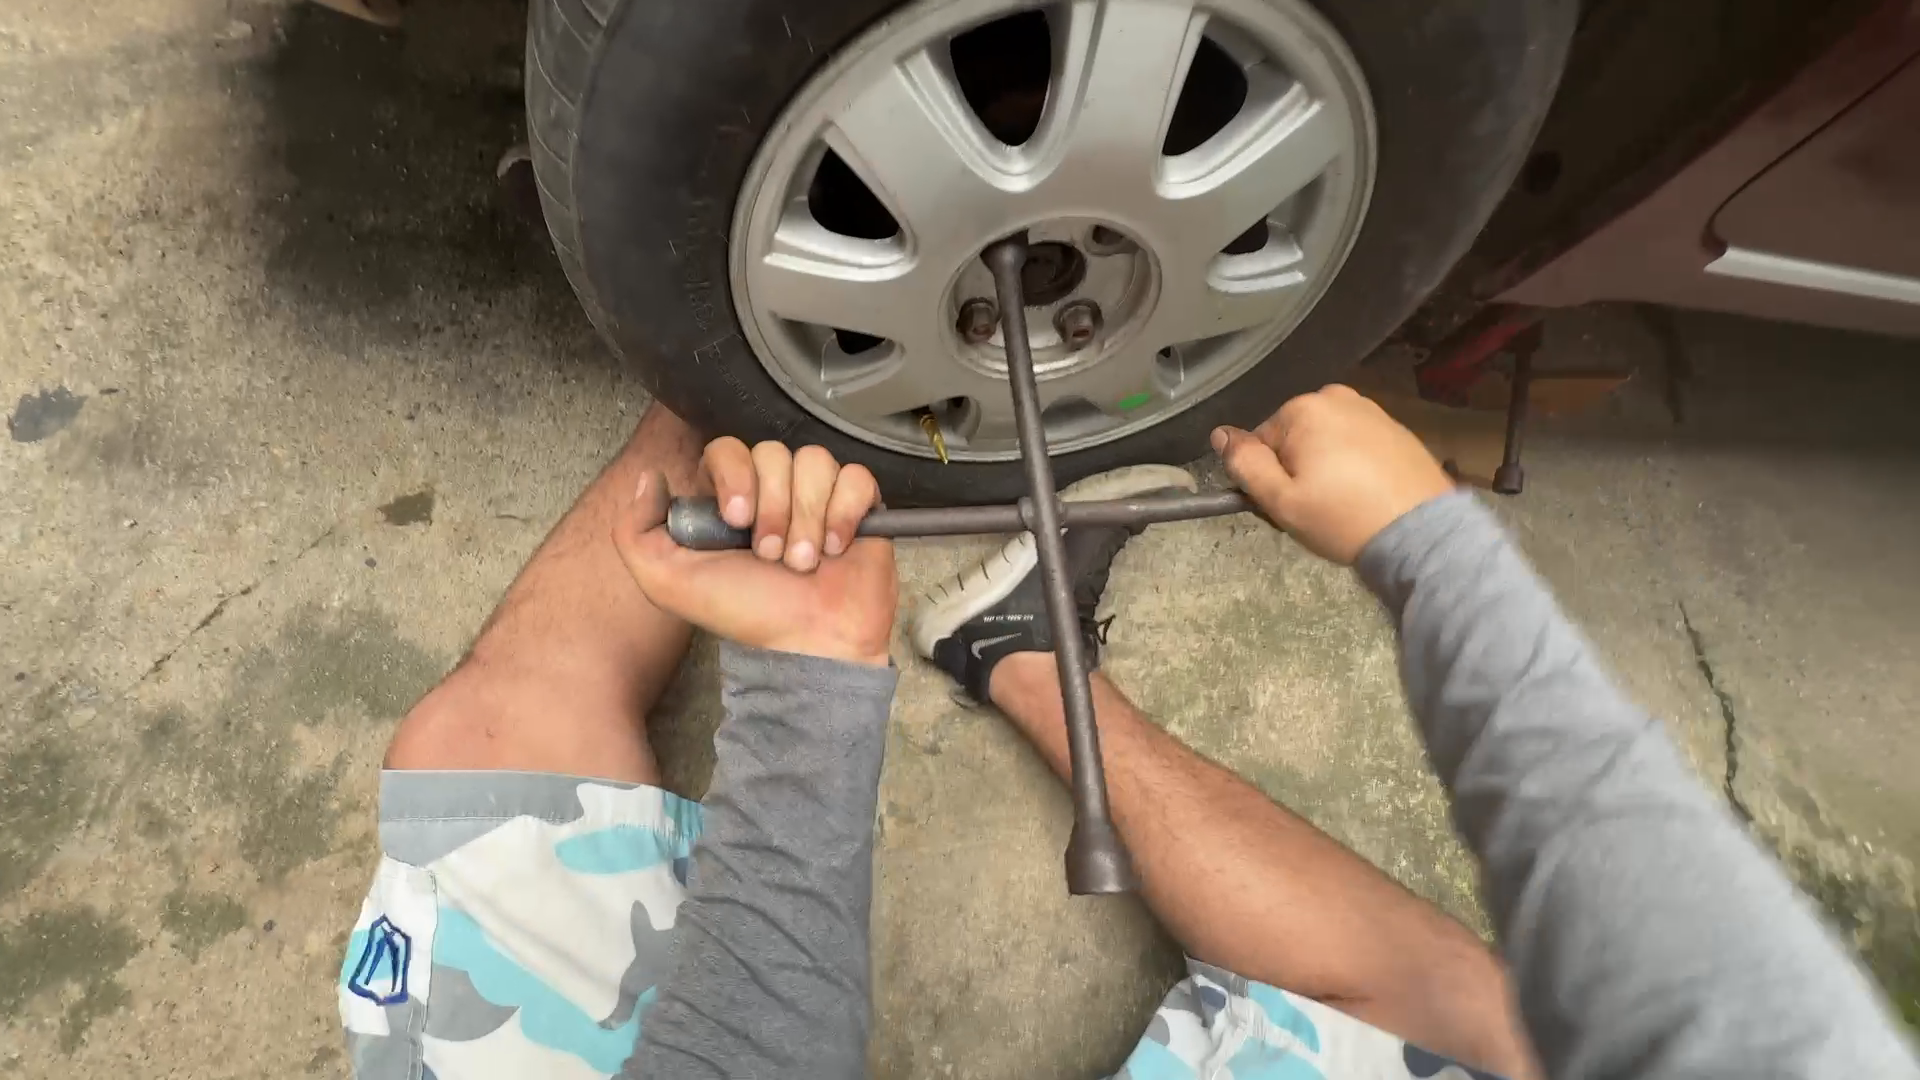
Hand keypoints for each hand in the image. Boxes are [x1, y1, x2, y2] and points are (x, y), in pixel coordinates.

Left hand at [613, 438, 896, 665]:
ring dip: (808, 516)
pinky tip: (837, 548)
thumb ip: (636, 530)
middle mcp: (776, 490)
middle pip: (774, 453)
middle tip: (772, 556)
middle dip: (775, 507)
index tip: (738, 520)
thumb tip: (650, 477)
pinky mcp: (860, 506)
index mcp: (732, 498)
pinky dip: (845, 512)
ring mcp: (820, 495)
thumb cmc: (746, 614)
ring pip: (816, 462)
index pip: (728, 450)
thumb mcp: (668, 583)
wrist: (809, 644)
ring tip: (805, 562)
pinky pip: (857, 478)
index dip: (735, 476)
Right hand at [1212, 385, 1454, 564]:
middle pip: (1292, 438)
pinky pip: (1354, 445)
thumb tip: (1219, 434)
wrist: (1420, 534)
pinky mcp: (1397, 430)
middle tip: (1312, 508)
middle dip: (1295, 469)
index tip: (1286, 504)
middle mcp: (1338, 397)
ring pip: (1323, 441)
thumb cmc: (1342, 517)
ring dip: (1322, 468)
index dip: (1267, 478)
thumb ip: (1244, 464)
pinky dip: (1351, 467)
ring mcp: (1372, 410)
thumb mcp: (1279, 499)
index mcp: (1304, 409)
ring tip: (1340, 504)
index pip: (1259, 444)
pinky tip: (1363, 495)